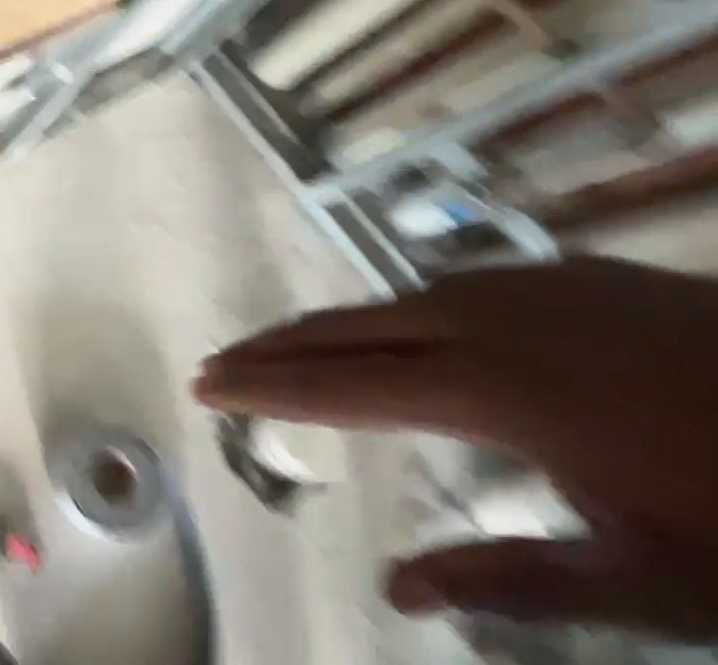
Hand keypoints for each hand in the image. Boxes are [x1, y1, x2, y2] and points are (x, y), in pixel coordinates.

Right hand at [192, 256, 717, 636]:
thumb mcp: (662, 582)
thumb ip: (519, 582)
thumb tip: (396, 592)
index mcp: (496, 391)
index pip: (339, 387)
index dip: (264, 389)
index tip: (203, 389)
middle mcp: (490, 320)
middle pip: (346, 329)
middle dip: (272, 349)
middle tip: (216, 366)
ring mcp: (532, 285)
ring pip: (391, 301)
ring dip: (330, 330)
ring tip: (287, 352)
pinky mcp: (572, 272)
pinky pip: (448, 288)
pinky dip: (394, 313)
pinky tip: (398, 330)